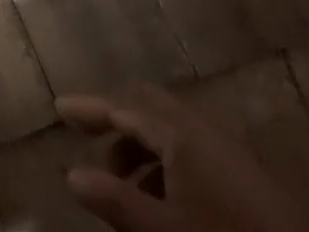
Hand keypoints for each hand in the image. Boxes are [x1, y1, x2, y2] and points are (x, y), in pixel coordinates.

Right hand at [58, 85, 303, 231]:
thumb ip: (115, 201)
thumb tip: (72, 175)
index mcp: (182, 138)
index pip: (125, 109)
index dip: (90, 108)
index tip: (59, 108)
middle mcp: (206, 133)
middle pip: (151, 107)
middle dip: (118, 122)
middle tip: (90, 145)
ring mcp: (232, 153)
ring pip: (175, 131)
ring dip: (143, 148)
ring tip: (125, 189)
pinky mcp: (250, 177)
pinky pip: (196, 151)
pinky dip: (168, 163)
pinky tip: (165, 202)